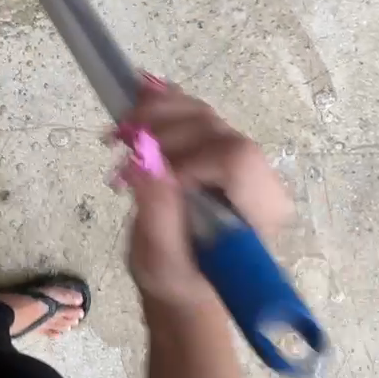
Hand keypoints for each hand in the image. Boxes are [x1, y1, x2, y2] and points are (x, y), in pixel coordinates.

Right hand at [122, 76, 292, 310]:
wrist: (182, 279)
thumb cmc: (178, 279)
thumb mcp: (164, 261)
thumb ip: (160, 215)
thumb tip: (144, 164)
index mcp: (258, 208)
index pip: (235, 159)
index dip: (186, 160)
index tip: (149, 180)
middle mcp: (257, 176)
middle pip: (214, 129)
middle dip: (159, 133)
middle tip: (120, 149)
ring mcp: (236, 158)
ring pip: (200, 114)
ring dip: (152, 115)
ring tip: (120, 134)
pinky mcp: (213, 147)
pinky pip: (192, 111)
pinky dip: (161, 102)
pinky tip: (136, 97)